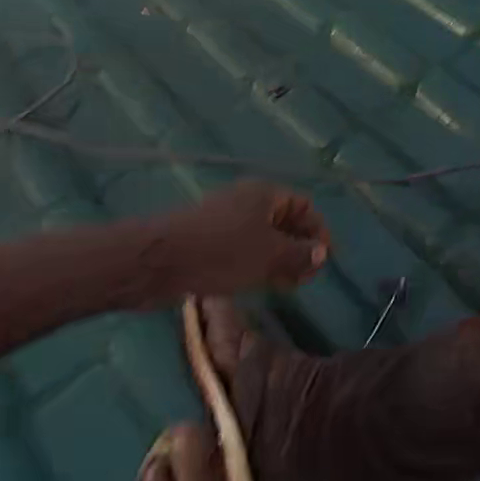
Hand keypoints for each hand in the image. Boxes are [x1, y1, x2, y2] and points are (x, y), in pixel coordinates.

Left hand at [139, 183, 330, 302]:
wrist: (154, 263)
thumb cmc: (221, 252)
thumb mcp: (270, 255)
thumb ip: (300, 254)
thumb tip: (321, 253)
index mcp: (266, 194)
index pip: (305, 206)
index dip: (319, 231)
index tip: (324, 260)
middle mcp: (247, 202)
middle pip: (284, 222)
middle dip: (299, 248)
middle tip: (307, 277)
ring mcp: (225, 221)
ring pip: (263, 239)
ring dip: (279, 260)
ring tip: (286, 286)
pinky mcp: (207, 242)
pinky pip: (242, 250)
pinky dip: (256, 265)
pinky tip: (257, 285)